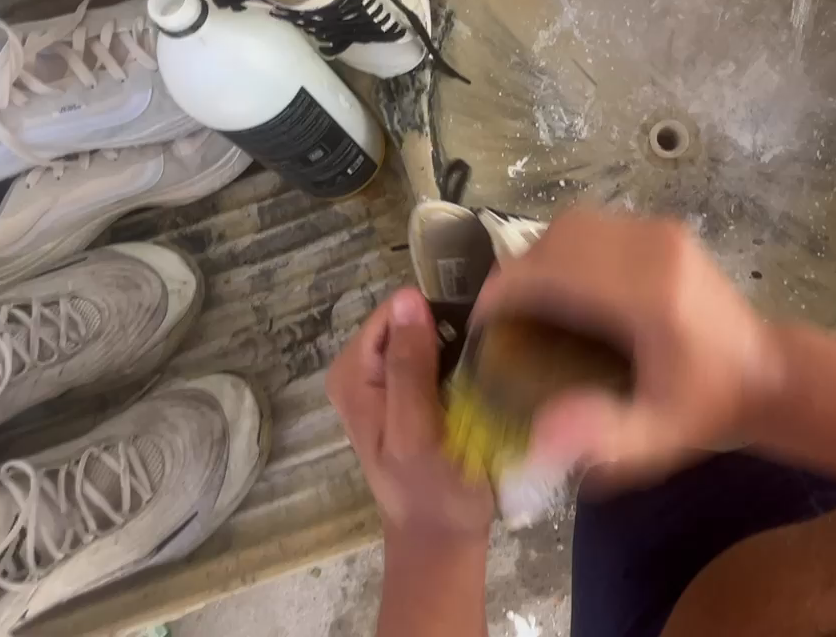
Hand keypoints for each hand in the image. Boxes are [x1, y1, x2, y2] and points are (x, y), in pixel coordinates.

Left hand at [327, 288, 493, 546]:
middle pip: (410, 318)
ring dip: (457, 344)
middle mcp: (362, 368)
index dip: (434, 318)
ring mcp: (385, 379)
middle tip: (480, 362)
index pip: (395, 311)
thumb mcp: (418, 429)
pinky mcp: (409, 389)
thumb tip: (409, 299)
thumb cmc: (431, 491)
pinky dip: (458, 359)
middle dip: (447, 330)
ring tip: (484, 368)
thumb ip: (410, 367)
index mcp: (351, 374)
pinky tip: (479, 378)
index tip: (470, 342)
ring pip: (426, 333)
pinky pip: (435, 352)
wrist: (443, 537)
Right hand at [472, 208, 780, 486]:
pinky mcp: (662, 229)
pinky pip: (594, 226)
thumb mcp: (658, 439)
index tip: (482, 324)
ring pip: (573, 225)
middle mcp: (653, 247)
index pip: (555, 270)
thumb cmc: (706, 408)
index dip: (506, 290)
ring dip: (539, 258)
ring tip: (527, 302)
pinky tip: (564, 288)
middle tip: (501, 317)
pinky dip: (565, 250)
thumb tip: (536, 436)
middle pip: (559, 238)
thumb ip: (599, 437)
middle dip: (517, 272)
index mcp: (649, 294)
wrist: (766, 372)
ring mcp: (659, 230)